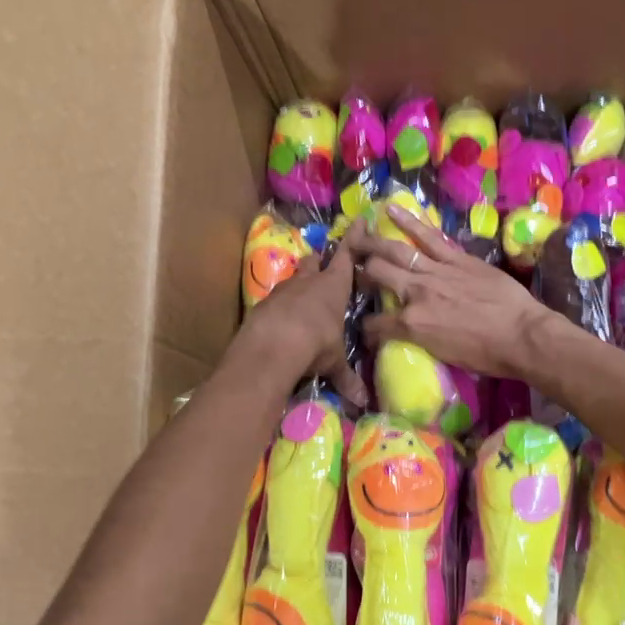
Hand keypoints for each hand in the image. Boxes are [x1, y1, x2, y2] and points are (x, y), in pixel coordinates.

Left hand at [232, 243, 367, 404]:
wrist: (272, 346)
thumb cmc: (315, 344)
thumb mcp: (334, 362)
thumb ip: (346, 378)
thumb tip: (362, 402)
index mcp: (333, 287)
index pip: (347, 257)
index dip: (354, 239)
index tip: (360, 221)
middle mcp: (308, 282)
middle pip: (314, 262)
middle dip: (319, 262)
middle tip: (321, 263)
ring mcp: (282, 290)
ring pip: (293, 279)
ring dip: (297, 285)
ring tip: (301, 296)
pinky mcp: (262, 304)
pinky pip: (275, 300)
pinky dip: (280, 307)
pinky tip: (281, 320)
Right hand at [351, 204, 554, 380]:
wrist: (522, 335)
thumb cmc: (487, 355)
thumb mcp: (444, 356)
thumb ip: (420, 339)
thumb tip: (411, 332)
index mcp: (412, 324)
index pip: (376, 326)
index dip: (368, 330)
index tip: (368, 331)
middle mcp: (416, 293)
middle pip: (378, 274)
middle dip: (361, 272)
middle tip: (354, 268)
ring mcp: (436, 272)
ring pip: (396, 251)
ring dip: (373, 242)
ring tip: (359, 235)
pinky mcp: (457, 259)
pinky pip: (429, 237)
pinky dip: (409, 222)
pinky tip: (392, 210)